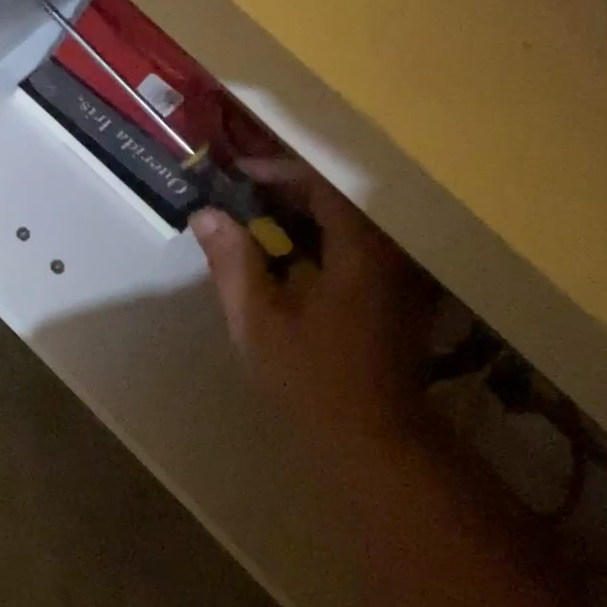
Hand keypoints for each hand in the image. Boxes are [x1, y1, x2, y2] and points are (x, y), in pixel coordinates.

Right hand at [190, 159, 431, 445]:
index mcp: (361, 249)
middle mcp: (391, 251)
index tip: (235, 174)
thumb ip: (233, 262)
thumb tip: (206, 215)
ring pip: (351, 223)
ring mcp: (400, 274)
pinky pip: (358, 246)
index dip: (278, 172)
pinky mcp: (396, 295)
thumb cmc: (310, 376)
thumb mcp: (256, 319)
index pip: (323, 185)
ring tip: (255, 219)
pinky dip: (321, 238)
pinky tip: (289, 254)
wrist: (371, 434)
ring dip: (304, 214)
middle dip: (288, 190)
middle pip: (342, 199)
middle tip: (238, 195)